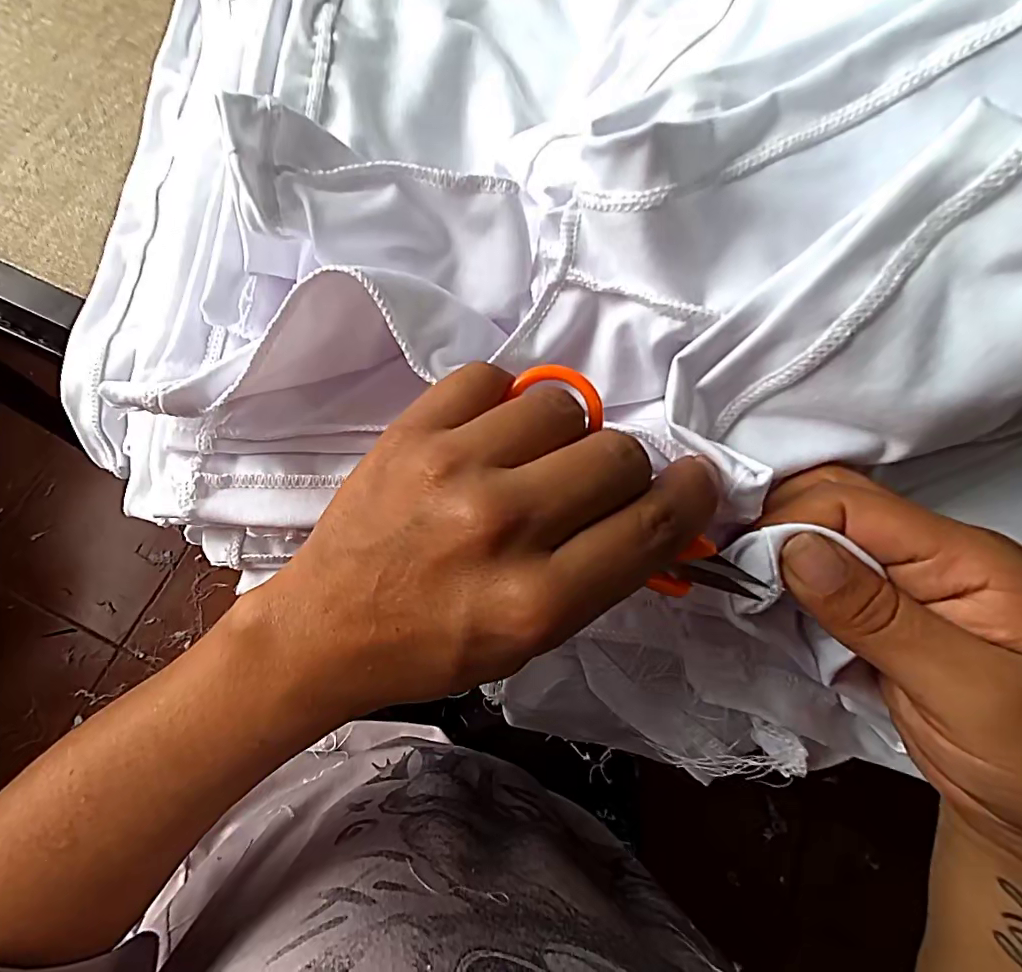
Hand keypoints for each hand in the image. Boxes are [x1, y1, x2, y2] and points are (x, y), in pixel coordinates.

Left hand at [236, 362, 718, 716]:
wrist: (326, 629)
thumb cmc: (438, 645)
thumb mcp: (536, 639)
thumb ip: (607, 571)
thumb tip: (665, 506)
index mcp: (537, 601)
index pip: (650, 525)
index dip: (691, 495)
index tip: (695, 479)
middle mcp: (500, 527)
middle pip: (619, 454)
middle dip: (624, 470)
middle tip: (592, 487)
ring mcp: (451, 468)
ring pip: (565, 405)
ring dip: (566, 433)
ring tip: (535, 458)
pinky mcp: (410, 430)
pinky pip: (493, 376)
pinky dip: (504, 401)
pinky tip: (488, 434)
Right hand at [761, 467, 1021, 964]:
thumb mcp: (977, 694)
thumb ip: (881, 617)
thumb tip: (793, 546)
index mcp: (964, 557)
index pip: (856, 504)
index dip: (791, 520)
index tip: (740, 560)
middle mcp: (931, 562)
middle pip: (837, 508)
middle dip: (776, 526)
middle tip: (727, 567)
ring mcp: (909, 596)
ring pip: (826, 546)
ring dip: (778, 561)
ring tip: (735, 586)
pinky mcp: (890, 631)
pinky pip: (829, 594)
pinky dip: (791, 598)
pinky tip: (766, 612)